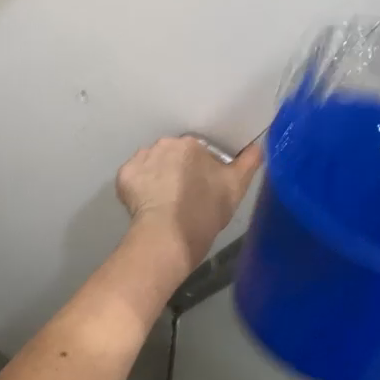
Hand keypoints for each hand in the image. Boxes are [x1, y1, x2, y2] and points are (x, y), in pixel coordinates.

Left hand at [116, 136, 263, 268]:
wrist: (169, 235)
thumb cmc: (206, 210)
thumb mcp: (236, 186)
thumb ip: (249, 162)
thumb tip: (257, 146)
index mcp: (191, 144)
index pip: (196, 152)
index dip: (199, 170)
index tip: (201, 188)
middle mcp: (163, 144)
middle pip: (171, 155)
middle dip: (176, 170)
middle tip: (182, 196)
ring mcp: (140, 160)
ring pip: (150, 165)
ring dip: (155, 177)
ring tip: (163, 202)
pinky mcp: (123, 177)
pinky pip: (133, 178)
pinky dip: (138, 189)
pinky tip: (148, 204)